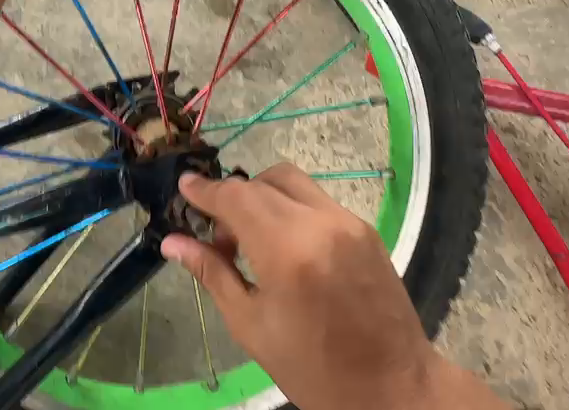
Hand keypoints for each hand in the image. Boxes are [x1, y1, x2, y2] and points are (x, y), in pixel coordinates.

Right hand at [162, 165, 500, 409]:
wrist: (396, 389)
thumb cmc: (315, 369)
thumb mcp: (252, 326)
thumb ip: (212, 273)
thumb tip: (172, 241)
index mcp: (287, 251)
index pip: (236, 197)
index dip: (206, 189)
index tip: (184, 186)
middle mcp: (318, 222)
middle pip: (260, 183)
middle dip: (231, 197)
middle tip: (217, 234)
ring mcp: (346, 220)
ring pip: (290, 180)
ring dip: (261, 193)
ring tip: (251, 235)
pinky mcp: (364, 227)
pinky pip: (315, 197)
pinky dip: (289, 205)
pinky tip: (284, 243)